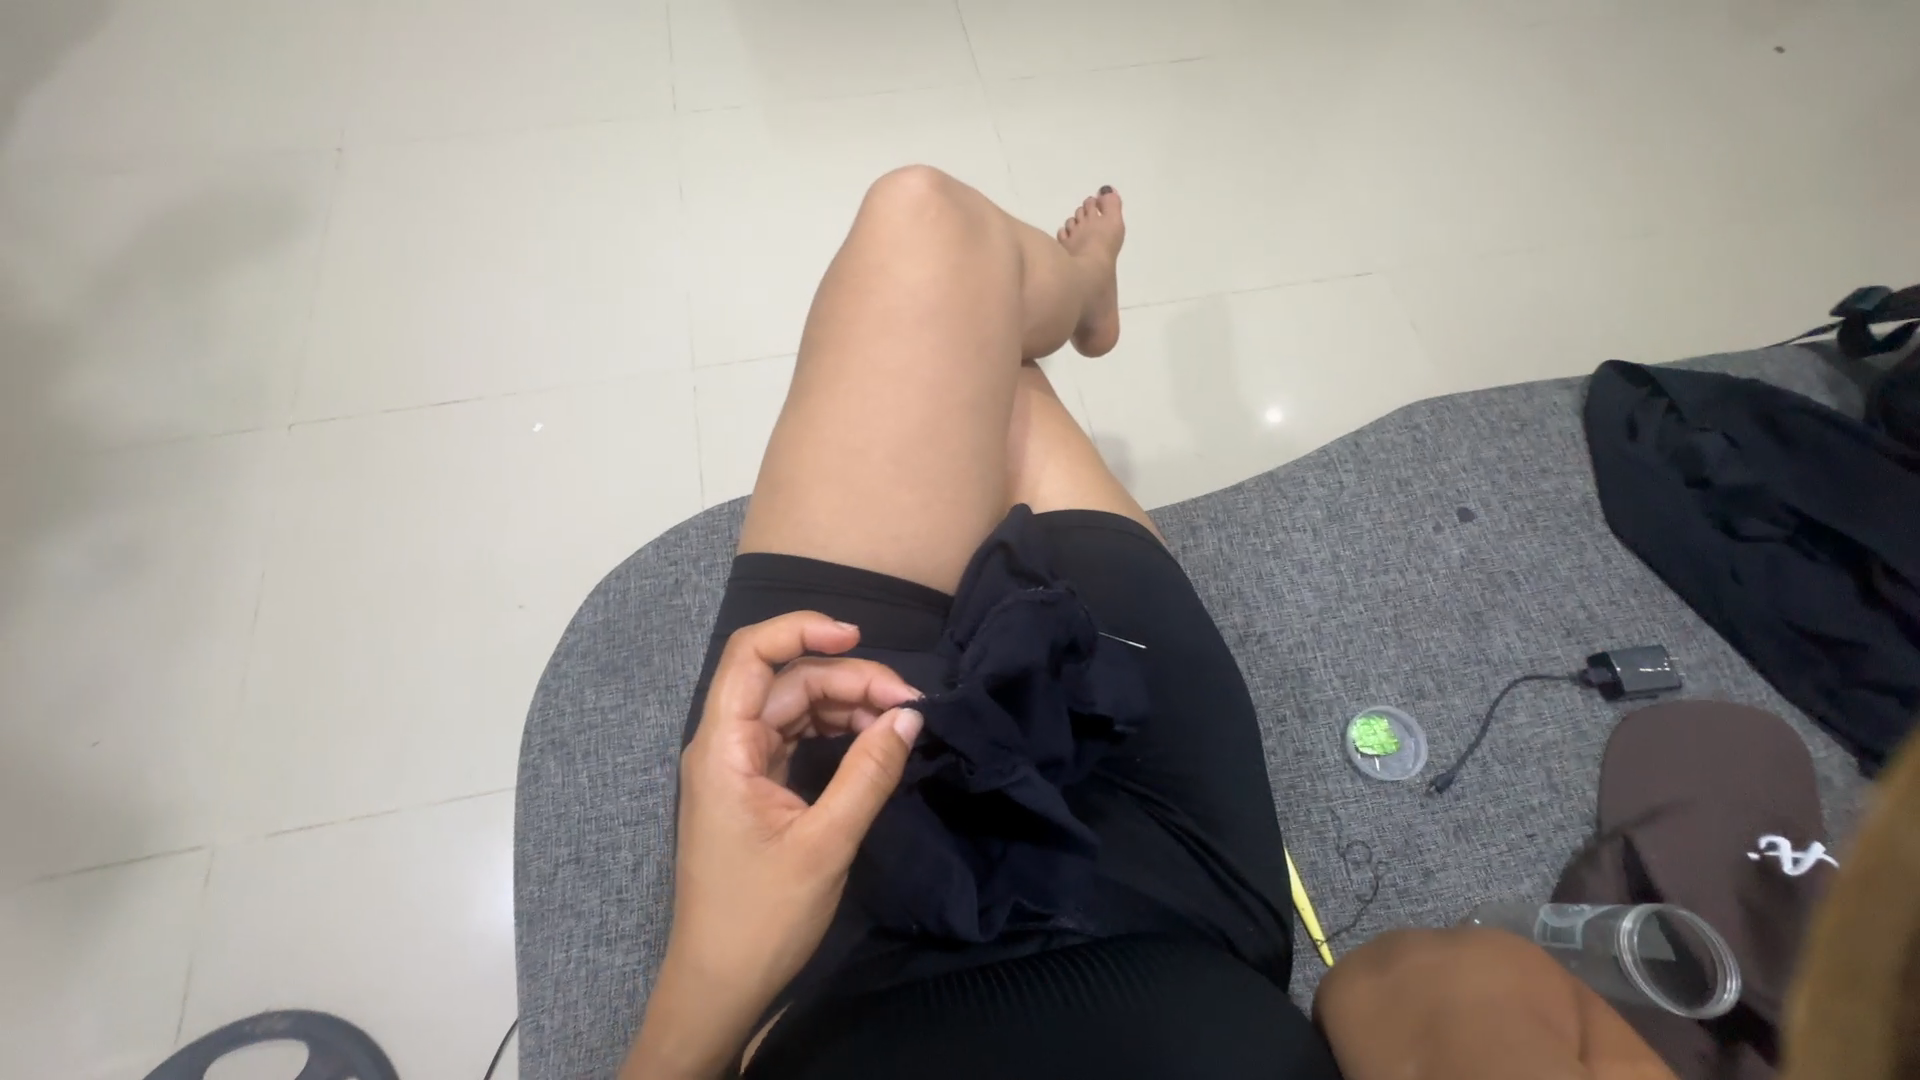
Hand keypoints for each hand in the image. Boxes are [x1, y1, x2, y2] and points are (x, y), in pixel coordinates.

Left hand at [625, 612, 922, 1078]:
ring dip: (847, 705)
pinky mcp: (757, 784)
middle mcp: (726, 744)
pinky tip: (872, 741)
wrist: (720, 986)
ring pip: (797, 706)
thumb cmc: (761, 917)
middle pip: (788, 681)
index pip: (751, 656)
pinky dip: (836, 732)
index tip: (858, 636)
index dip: (801, 629)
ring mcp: (741, 764)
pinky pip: (798, 737)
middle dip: (849, 681)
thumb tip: (909, 717)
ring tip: (898, 722)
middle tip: (908, 704)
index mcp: (724, 748)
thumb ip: (869, 774)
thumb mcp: (826, 843)